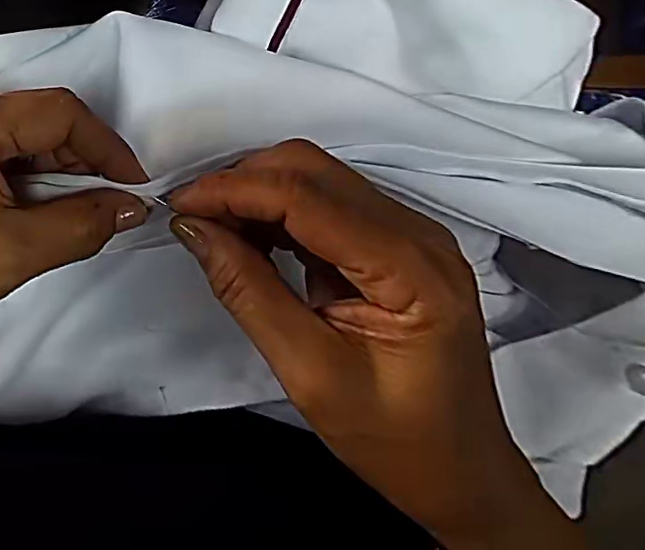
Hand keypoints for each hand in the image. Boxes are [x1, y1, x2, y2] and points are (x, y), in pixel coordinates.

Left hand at [0, 89, 149, 351]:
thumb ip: (83, 224)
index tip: (132, 184)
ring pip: (36, 142)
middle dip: (87, 162)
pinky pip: (16, 159)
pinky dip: (43, 184)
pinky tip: (49, 214)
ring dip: (66, 175)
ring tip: (79, 215)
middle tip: (111, 203)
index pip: (63, 115)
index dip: (107, 148)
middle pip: (51, 123)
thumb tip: (128, 207)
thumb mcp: (15, 251)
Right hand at [169, 142, 582, 549]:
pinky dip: (281, 210)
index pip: (308, 197)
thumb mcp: (311, 375)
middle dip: (244, 181)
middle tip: (193, 215)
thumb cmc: (396, 441)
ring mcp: (410, 230)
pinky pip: (328, 202)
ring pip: (318, 177)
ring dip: (259, 191)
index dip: (236, 189)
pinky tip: (249, 233)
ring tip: (213, 224)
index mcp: (410, 268)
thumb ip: (249, 292)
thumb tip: (195, 228)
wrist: (463, 473)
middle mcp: (416, 231)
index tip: (182, 203)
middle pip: (314, 170)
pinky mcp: (396, 239)